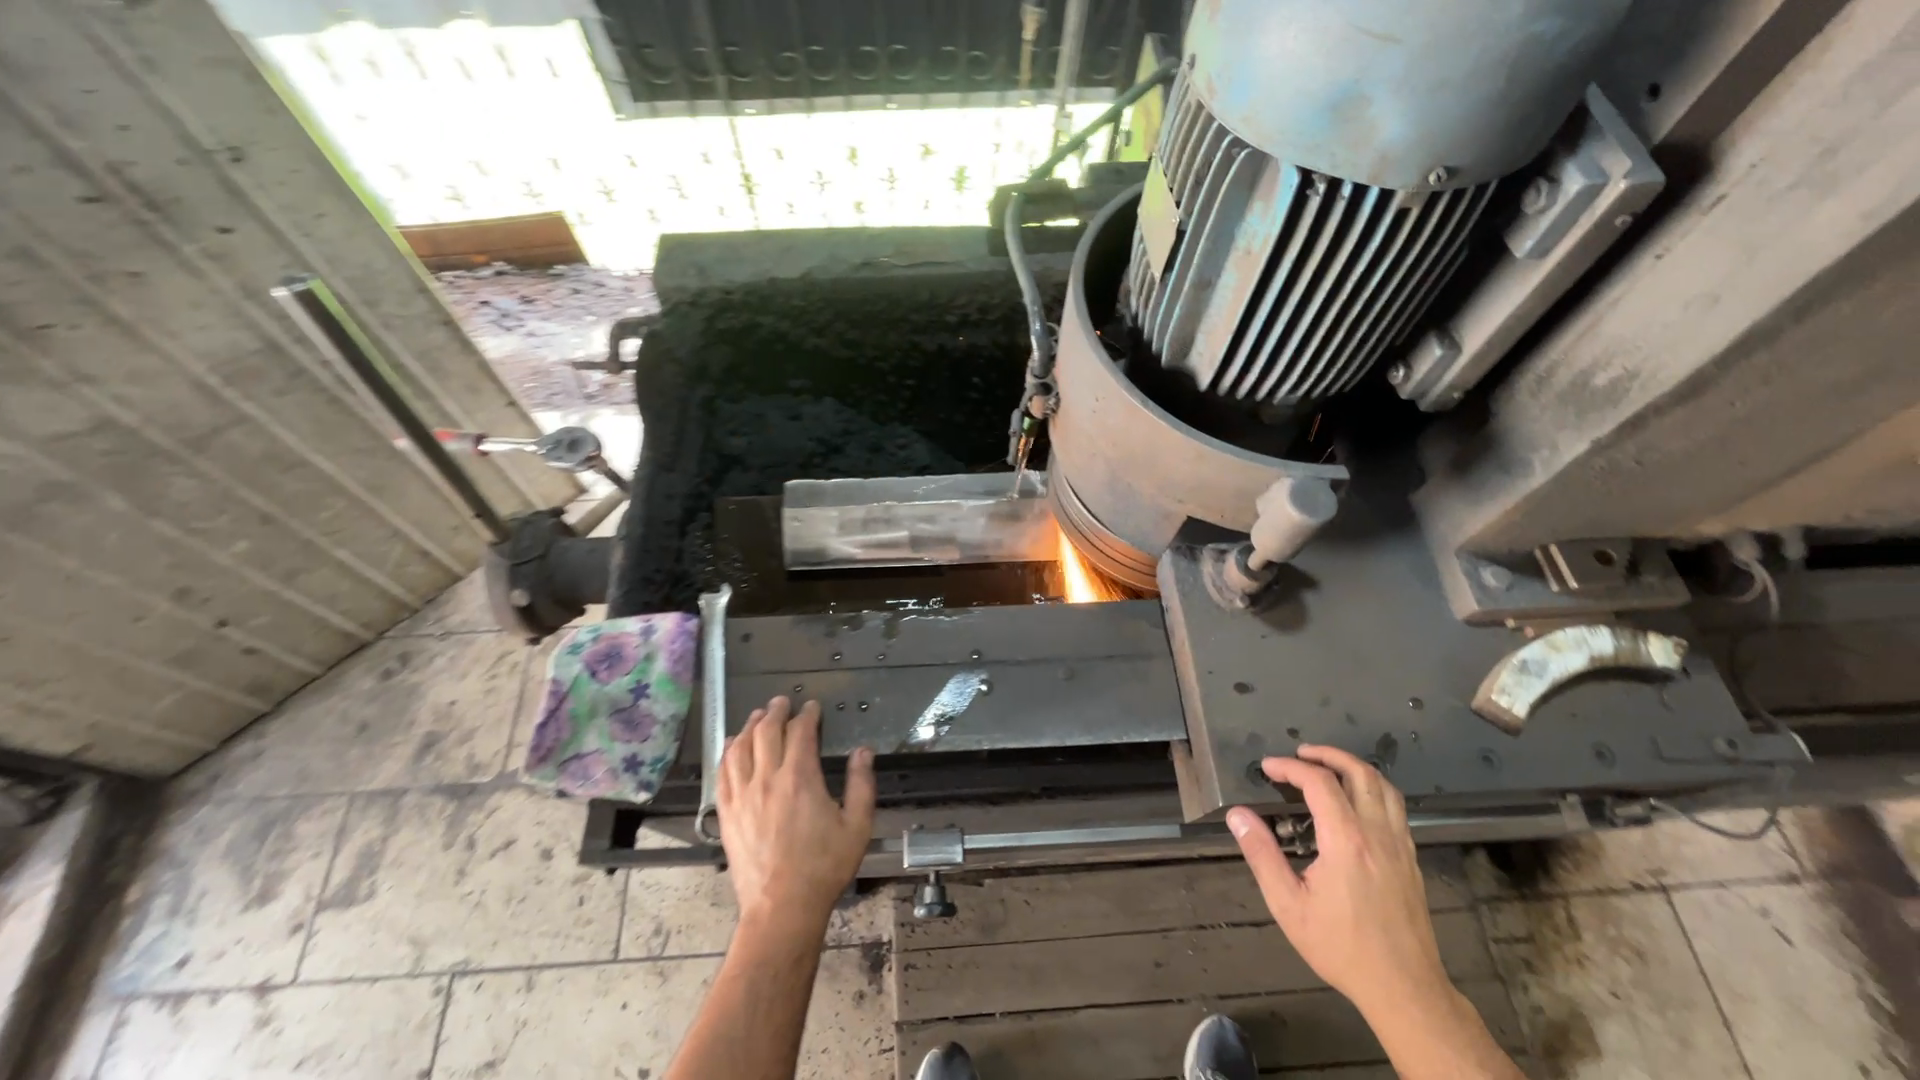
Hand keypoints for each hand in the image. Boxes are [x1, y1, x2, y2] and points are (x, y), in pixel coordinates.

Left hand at [718, 696, 876, 929]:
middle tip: (782, 702)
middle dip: (775, 712)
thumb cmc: (824, 867)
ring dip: (749, 726)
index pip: (800, 732)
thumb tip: (863, 752)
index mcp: (801, 779)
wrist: (783, 906)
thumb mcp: (857, 826)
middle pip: (766, 732)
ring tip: (756, 716)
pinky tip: (732, 746)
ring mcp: (742, 796)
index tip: (812, 708)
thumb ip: (861, 784)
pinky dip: (727, 752)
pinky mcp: (727, 813)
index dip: (807, 715)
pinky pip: (722, 773)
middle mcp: (767, 780)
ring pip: (740, 747)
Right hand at [1227, 745, 1452, 1018]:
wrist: (1403, 986)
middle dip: (1328, 755)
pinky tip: (1357, 805)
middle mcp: (1378, 833)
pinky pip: (1396, 809)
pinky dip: (1374, 791)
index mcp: (1346, 840)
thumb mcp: (1288, 904)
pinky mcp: (1412, 860)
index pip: (1319, 783)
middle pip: (1360, 773)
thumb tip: (1238, 815)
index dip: (1290, 767)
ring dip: (1355, 768)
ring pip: (1385, 787)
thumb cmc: (1340, 947)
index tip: (1267, 768)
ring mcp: (1401, 845)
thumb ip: (1262, 855)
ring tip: (1329, 768)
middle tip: (1300, 754)